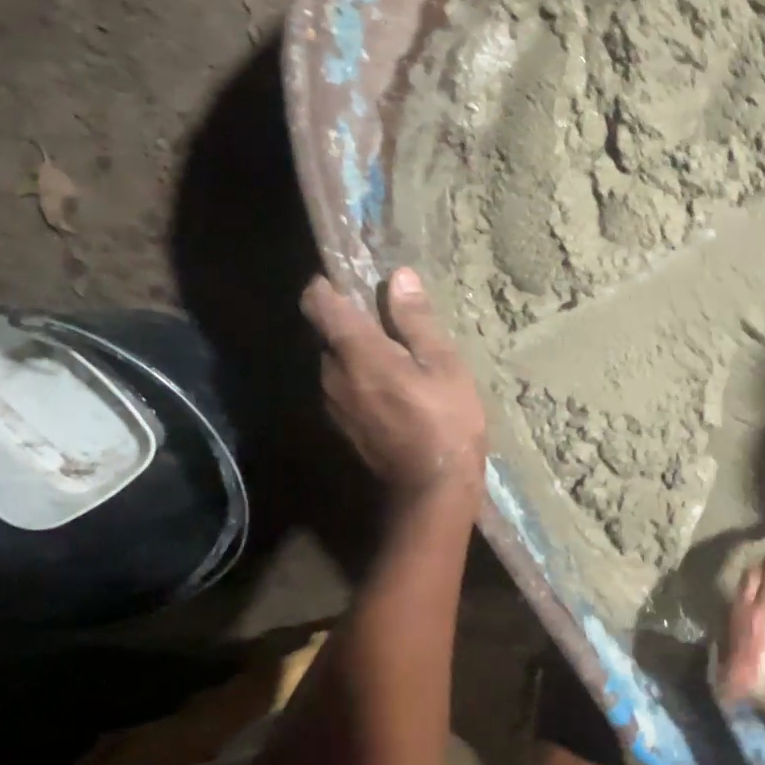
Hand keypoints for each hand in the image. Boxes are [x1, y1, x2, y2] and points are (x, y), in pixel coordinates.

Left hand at [301, 268, 485, 502]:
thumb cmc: (446, 421)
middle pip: (327, 332)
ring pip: (336, 362)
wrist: (430, 490)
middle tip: (392, 320)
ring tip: (400, 356)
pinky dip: (362, 378)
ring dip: (359, 352)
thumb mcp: (443, 365)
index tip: (351, 275)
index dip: (328, 282)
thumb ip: (416, 321)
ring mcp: (332, 403)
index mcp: (356, 351)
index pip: (318, 302)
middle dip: (352, 319)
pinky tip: (396, 389)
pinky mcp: (342, 425)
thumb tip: (399, 277)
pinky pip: (344, 387)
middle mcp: (331, 373)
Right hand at [716, 526, 764, 746]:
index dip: (758, 581)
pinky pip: (737, 649)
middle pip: (752, 599)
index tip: (751, 595)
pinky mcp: (758, 666)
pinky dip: (735, 655)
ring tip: (749, 657)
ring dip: (742, 637)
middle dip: (746, 613)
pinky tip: (735, 663)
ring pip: (743, 624)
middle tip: (752, 634)